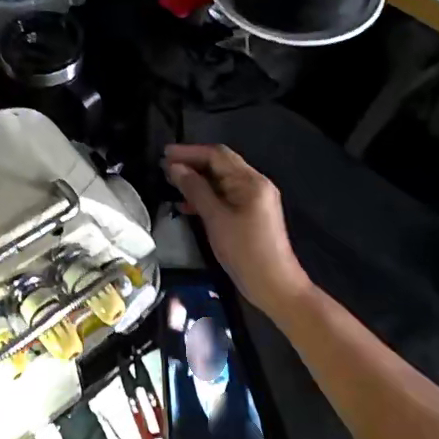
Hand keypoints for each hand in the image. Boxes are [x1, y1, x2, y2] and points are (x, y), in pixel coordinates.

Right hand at [164, 144, 311, 313]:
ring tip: (170, 182)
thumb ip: (195, 190)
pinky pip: (224, 196)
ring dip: (196, 179)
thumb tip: (175, 168)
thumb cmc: (245, 251)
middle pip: (220, 164)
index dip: (189, 152)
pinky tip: (185, 204)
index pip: (217, 155)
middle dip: (192, 163)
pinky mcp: (250, 214)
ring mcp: (254, 200)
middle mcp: (255, 184)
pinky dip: (205, 196)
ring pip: (221, 180)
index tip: (165, 153)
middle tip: (164, 166)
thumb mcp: (216, 219)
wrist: (275, 287)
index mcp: (250, 181)